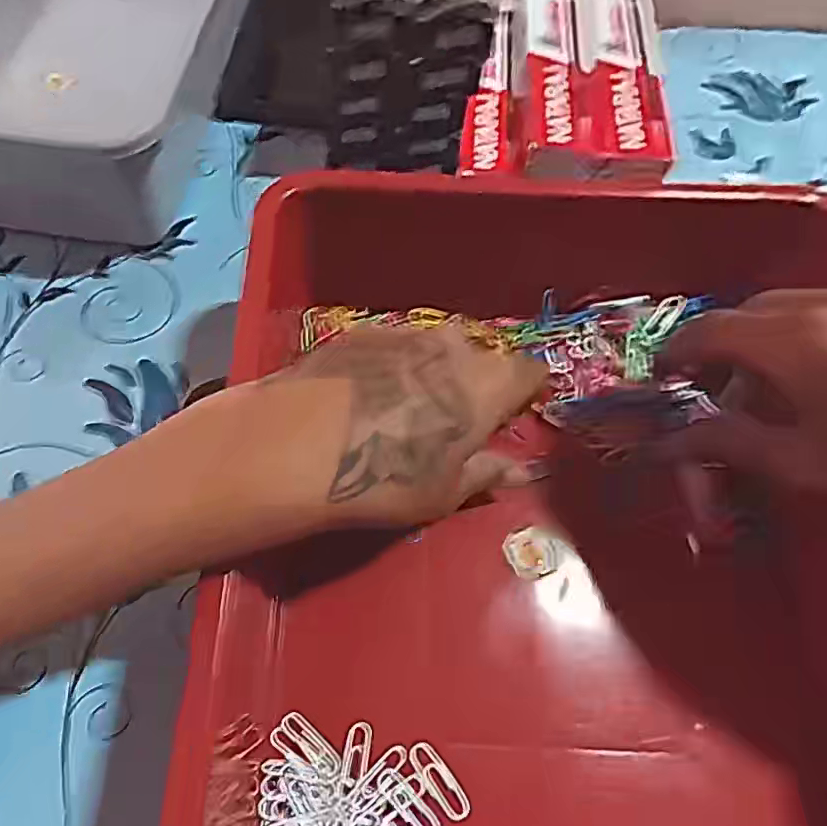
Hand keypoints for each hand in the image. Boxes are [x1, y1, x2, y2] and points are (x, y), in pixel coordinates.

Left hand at [184, 324, 547, 534]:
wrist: (296, 445)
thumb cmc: (385, 479)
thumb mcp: (444, 492)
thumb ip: (488, 473)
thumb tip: (522, 470)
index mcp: (488, 383)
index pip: (531, 373)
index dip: (524, 395)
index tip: (509, 418)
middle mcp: (451, 345)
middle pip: (481, 356)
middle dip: (476, 382)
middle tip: (453, 420)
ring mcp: (403, 333)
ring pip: (434, 347)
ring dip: (432, 372)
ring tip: (404, 409)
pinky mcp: (358, 333)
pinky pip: (392, 347)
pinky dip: (391, 367)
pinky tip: (363, 397)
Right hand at [658, 282, 826, 592]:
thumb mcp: (816, 467)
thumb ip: (733, 444)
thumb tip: (669, 440)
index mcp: (801, 338)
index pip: (710, 329)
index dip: (677, 355)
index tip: (664, 383)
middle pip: (759, 311)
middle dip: (727, 350)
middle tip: (724, 400)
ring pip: (814, 309)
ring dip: (782, 344)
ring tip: (795, 398)